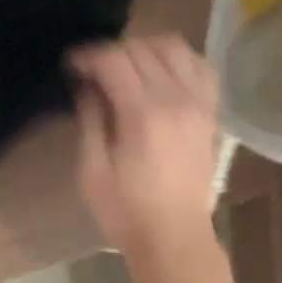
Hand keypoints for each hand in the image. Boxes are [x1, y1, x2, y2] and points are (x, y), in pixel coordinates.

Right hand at [70, 36, 221, 257]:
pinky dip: (175, 59)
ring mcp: (201, 102)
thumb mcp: (92, 169)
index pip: (115, 62)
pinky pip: (198, 65)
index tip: (70, 64)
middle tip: (90, 70)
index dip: (88, 56)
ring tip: (123, 68)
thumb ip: (91, 120)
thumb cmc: (123, 209)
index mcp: (143, 115)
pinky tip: (157, 74)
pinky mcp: (211, 110)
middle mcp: (177, 98)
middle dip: (112, 52)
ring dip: (144, 49)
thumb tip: (88, 87)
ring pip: (174, 48)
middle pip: (144, 49)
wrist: (173, 234)